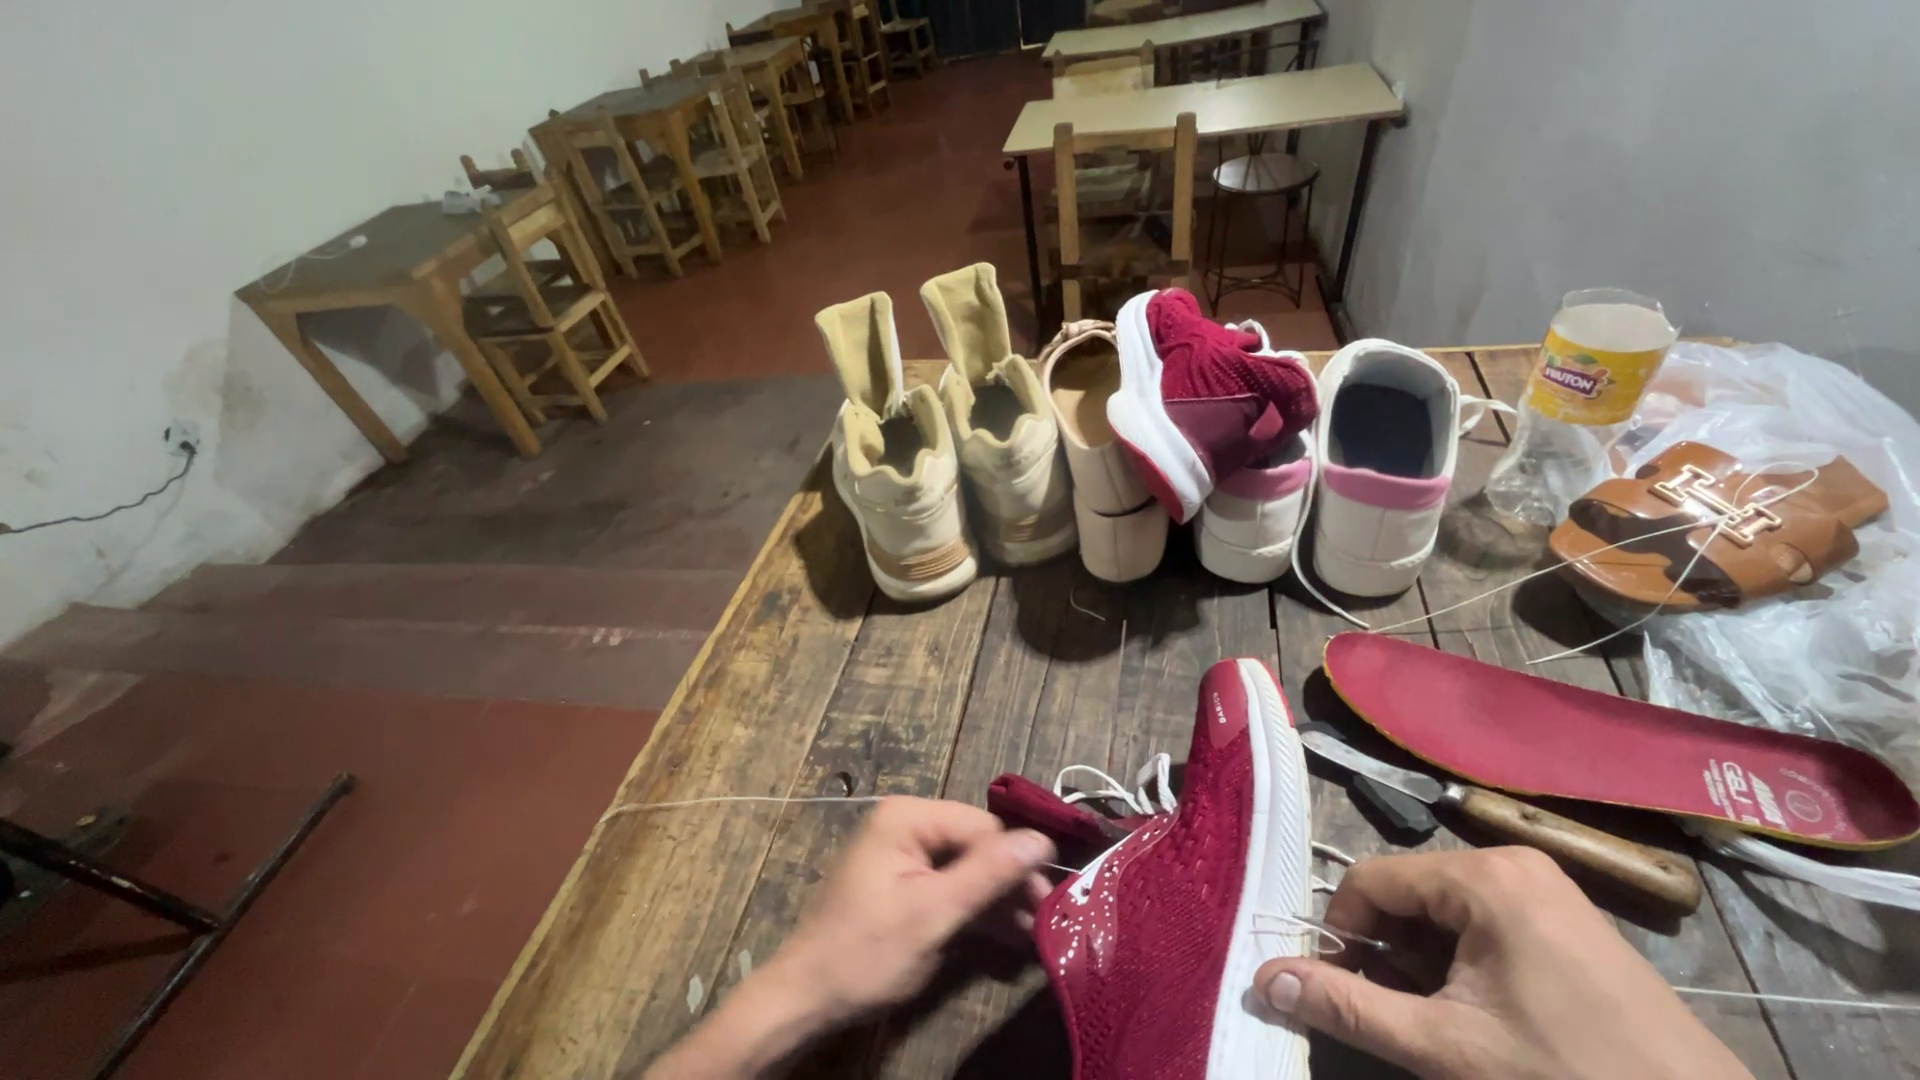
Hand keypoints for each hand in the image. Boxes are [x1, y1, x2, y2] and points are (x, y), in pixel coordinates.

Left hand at [646, 797, 1053, 1078]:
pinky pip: (949, 883)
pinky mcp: (902, 881)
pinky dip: (974, 909)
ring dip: (997, 900)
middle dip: (1009, 883)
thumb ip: (987, 875)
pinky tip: (1006, 934)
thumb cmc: (866, 953)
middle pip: (975, 844)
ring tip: (1033, 934)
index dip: (1018, 862)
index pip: (982, 827)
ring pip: (966, 866)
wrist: (805, 999)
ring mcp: (902, 852)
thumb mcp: (933, 915)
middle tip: (1044, 922)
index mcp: (907, 817)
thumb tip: (1043, 840)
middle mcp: (905, 823)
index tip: (1051, 900)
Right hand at [1255, 848, 1752, 1079]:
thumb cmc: (1566, 1076)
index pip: (1370, 880)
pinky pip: (1485, 918)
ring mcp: (1547, 885)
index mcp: (1482, 875)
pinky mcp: (1569, 916)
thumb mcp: (1445, 1047)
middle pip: (1408, 891)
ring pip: (1444, 907)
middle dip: (1388, 950)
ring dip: (1423, 958)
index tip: (1341, 988)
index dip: (1343, 933)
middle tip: (1399, 1012)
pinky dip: (1462, 957)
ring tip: (1443, 1018)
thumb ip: (1348, 1007)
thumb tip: (1264, 979)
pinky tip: (1483, 1010)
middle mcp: (1512, 861)